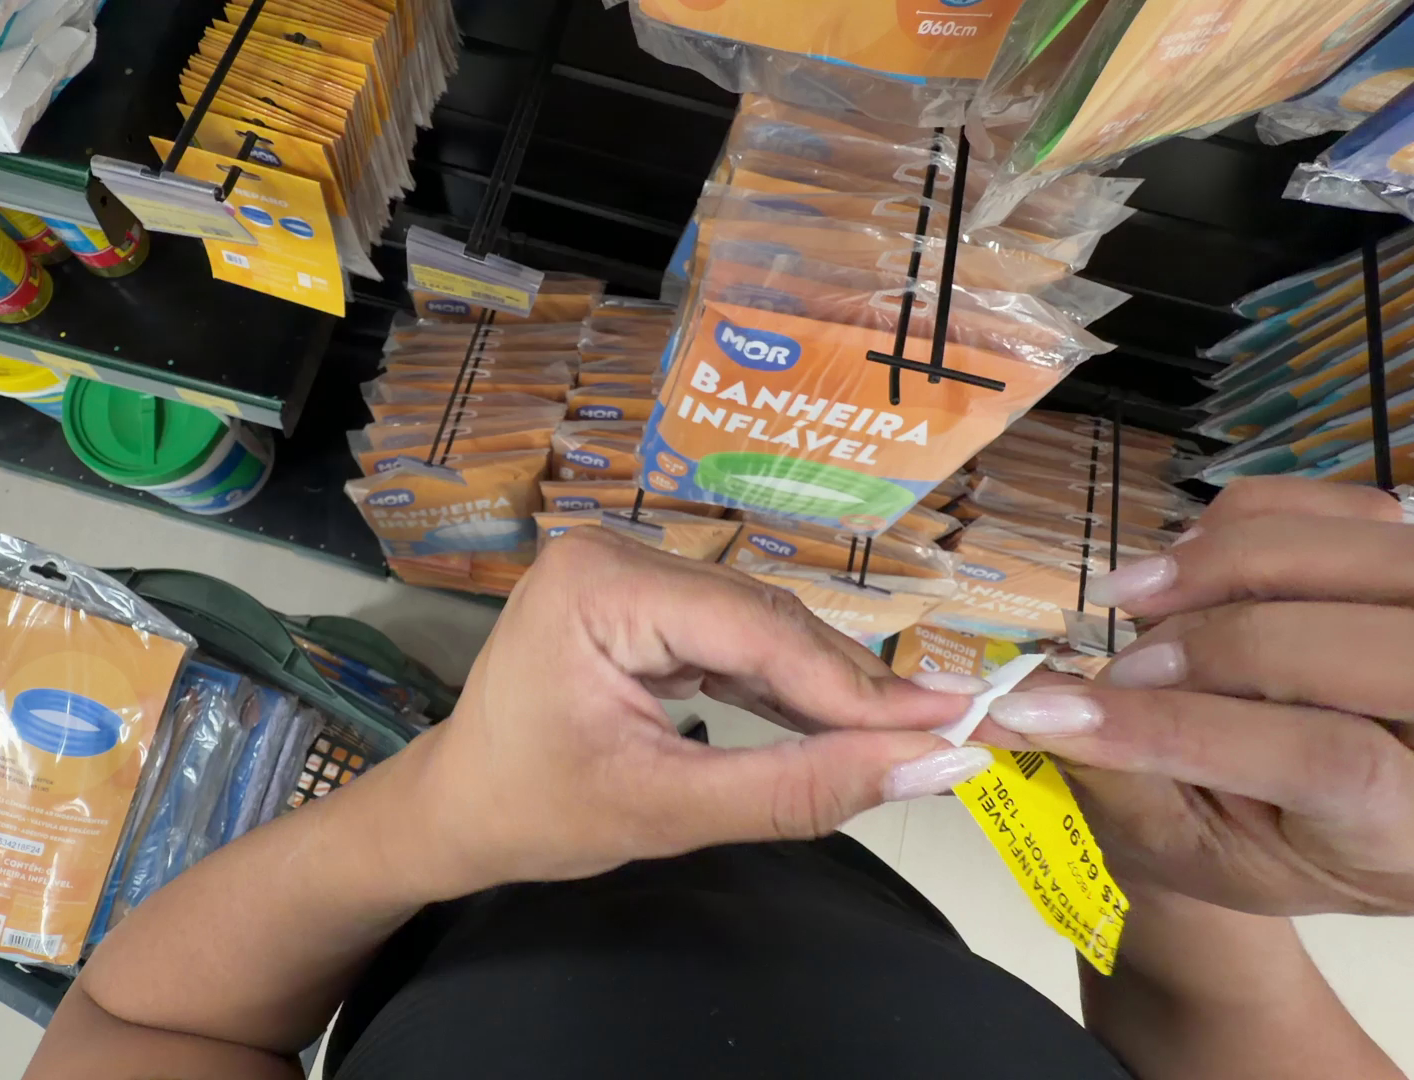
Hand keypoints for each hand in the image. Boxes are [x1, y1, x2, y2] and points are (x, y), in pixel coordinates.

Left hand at [403, 527, 990, 895]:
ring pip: (750, 624)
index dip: (856, 685)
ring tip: (896, 734)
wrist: (461, 805)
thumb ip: (798, 789)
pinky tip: (826, 718)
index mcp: (597, 584)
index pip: (753, 628)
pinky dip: (774, 681)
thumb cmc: (536, 811)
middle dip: (843, 685)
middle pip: (757, 617)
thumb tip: (932, 763)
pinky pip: (723, 634)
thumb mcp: (667, 809)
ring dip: (817, 684)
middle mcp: (611, 554)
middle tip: (938, 737)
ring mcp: (621, 571)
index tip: (952, 725)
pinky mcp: (633, 598)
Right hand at [977, 477, 1413, 915]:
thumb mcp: (1160, 836)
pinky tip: (1182, 569)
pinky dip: (1251, 522)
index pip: (1333, 765)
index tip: (1036, 711)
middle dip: (1239, 641)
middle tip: (1121, 665)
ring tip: (1135, 598)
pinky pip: (1360, 508)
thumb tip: (1003, 706)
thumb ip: (1098, 767)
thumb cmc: (1213, 838)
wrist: (1268, 812)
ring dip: (1248, 565)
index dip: (1173, 727)